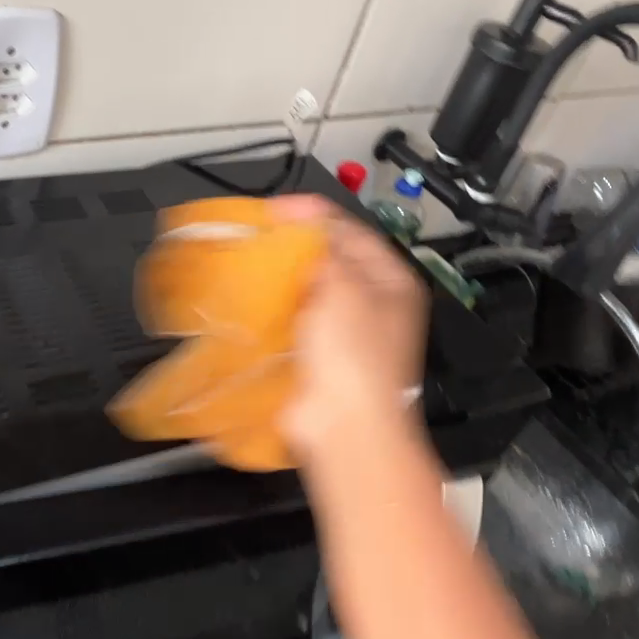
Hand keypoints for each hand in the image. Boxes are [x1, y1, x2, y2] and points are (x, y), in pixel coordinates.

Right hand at [271, 195, 428, 465]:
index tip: (275, 210)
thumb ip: (322, 250)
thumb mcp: (343, 287)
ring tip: (247, 262)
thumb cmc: (354, 356)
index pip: (352, 232)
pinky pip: (289, 320)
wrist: (343, 427)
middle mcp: (370, 303)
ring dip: (279, 278)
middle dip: (293, 247)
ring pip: (306, 290)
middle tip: (256, 234)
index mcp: (391, 281)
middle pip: (328, 260)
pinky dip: (271, 308)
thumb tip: (301, 225)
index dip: (314, 216)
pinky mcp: (314, 354)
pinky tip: (248, 298)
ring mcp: (342, 331)